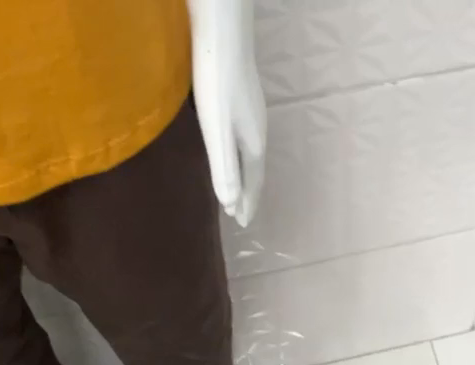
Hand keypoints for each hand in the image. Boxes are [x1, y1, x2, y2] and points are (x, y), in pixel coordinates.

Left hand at [187, 0, 266, 225]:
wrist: (223, 32)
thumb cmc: (217, 82)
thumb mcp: (217, 130)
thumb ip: (224, 167)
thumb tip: (229, 203)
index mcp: (252, 143)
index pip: (253, 183)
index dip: (246, 203)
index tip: (241, 222)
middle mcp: (257, 130)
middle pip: (254, 170)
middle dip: (248, 192)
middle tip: (240, 211)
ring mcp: (252, 112)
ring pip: (250, 153)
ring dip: (245, 173)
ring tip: (237, 185)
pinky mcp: (242, 96)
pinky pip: (245, 137)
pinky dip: (239, 153)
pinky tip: (231, 145)